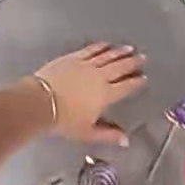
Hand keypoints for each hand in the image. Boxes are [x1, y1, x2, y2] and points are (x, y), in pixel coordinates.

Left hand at [31, 43, 145, 144]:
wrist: (41, 102)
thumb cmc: (64, 120)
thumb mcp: (88, 132)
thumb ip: (108, 135)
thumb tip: (125, 140)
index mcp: (105, 94)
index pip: (126, 86)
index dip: (136, 82)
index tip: (144, 78)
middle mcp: (98, 77)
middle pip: (120, 67)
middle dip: (132, 62)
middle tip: (142, 57)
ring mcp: (85, 65)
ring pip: (107, 56)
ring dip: (119, 52)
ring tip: (129, 48)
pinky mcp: (72, 58)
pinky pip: (90, 50)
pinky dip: (99, 46)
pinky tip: (105, 44)